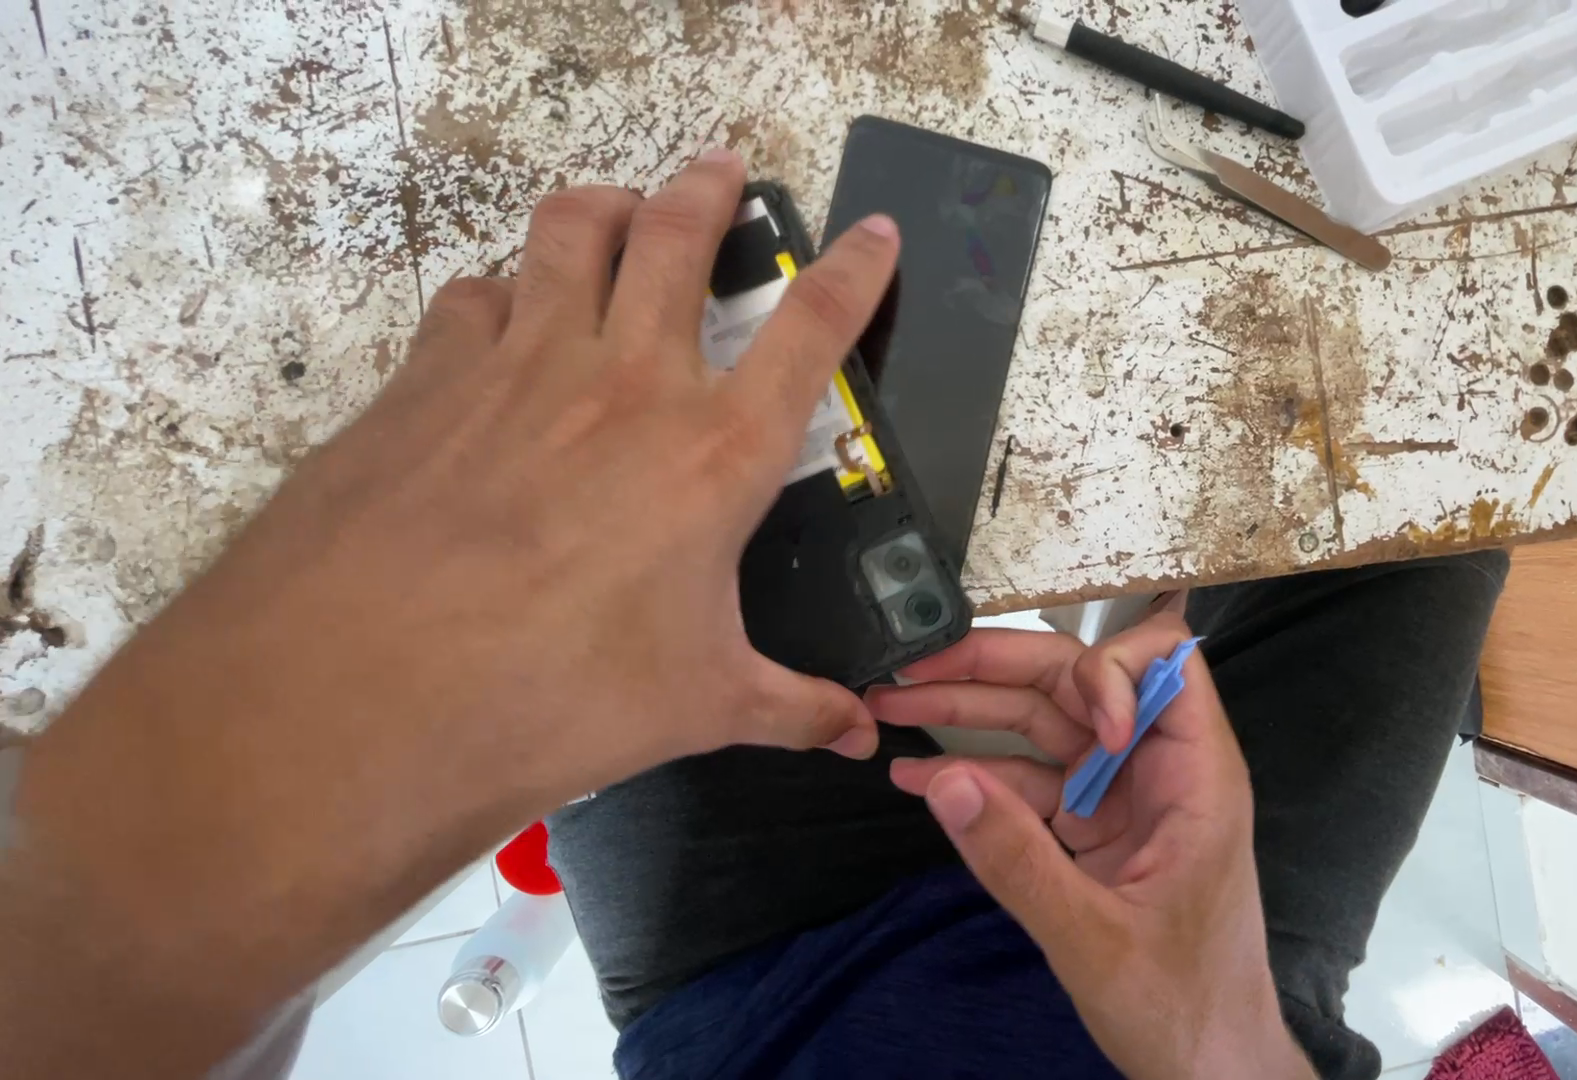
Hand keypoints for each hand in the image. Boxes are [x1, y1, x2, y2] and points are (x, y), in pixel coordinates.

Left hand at [2, 150, 898, 1076]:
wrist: (357, 704)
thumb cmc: (564, 697)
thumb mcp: (706, 706)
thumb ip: (798, 708)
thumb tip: (865, 735)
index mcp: (715, 453)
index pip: (812, 332)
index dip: (856, 274)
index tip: (875, 232)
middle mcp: (628, 384)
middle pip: (677, 236)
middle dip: (709, 188)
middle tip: (722, 167)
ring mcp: (519, 369)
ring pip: (568, 233)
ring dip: (605, 207)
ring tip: (620, 209)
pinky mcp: (426, 382)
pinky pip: (476, 297)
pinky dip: (504, 290)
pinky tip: (505, 319)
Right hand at [870, 613, 1314, 1079]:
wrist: (1207, 1070)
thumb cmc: (1181, 1008)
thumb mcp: (1095, 942)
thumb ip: (1019, 863)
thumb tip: (943, 781)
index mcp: (1192, 774)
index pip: (1164, 664)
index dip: (1112, 669)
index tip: (1076, 720)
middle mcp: (1151, 764)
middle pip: (1075, 682)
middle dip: (994, 668)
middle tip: (916, 667)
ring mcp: (1113, 789)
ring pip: (1039, 721)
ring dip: (966, 712)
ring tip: (892, 707)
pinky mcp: (1084, 818)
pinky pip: (1023, 776)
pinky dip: (972, 774)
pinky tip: (916, 776)